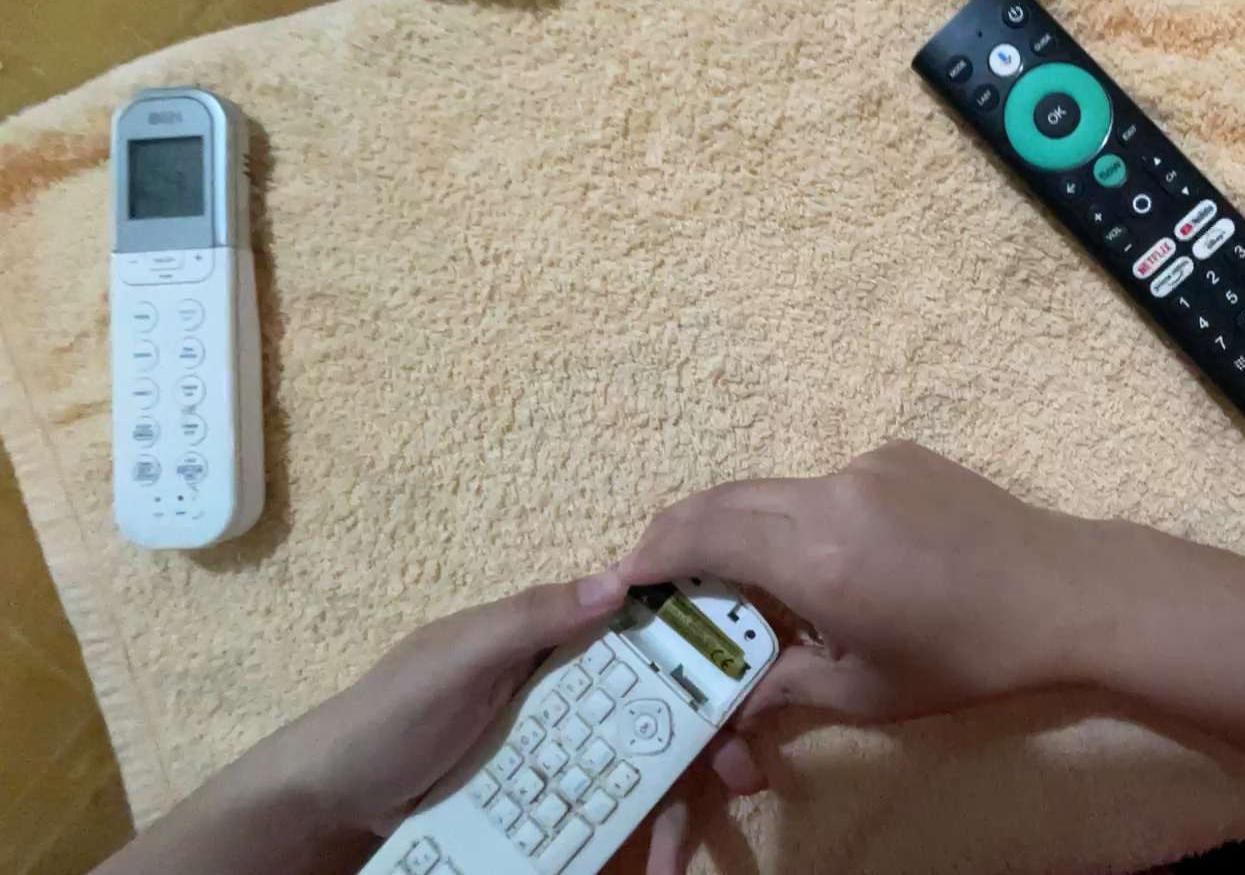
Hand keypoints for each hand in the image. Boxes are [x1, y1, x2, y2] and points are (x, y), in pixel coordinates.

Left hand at [233, 568, 765, 866]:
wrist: (317, 821)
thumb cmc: (388, 717)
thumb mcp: (452, 658)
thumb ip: (528, 619)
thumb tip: (621, 580)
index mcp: (568, 646)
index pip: (653, 639)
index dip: (704, 656)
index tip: (744, 687)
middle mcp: (582, 695)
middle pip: (665, 710)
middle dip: (712, 742)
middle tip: (744, 778)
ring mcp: (569, 754)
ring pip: (647, 769)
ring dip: (677, 807)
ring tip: (677, 856)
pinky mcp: (554, 805)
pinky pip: (611, 816)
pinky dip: (637, 839)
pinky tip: (649, 865)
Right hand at [618, 440, 1125, 726]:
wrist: (1059, 588)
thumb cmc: (965, 654)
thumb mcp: (868, 690)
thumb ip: (783, 686)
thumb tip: (732, 697)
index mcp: (818, 557)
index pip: (707, 535)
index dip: (656, 550)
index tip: (628, 574)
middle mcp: (833, 494)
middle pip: (730, 497)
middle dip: (684, 528)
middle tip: (665, 566)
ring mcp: (870, 464)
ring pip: (781, 489)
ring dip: (753, 523)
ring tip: (759, 572)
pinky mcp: (900, 452)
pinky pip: (833, 481)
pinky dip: (811, 513)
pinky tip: (847, 552)